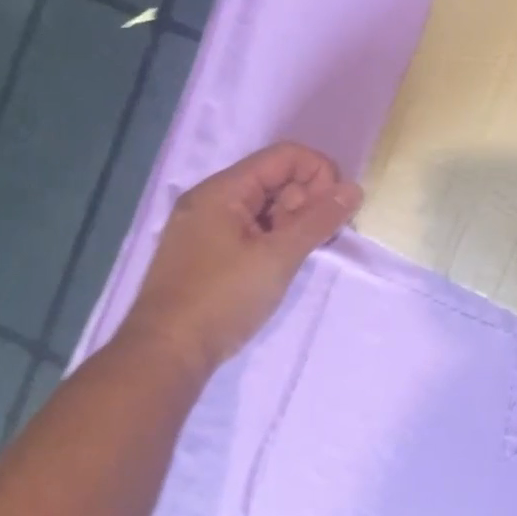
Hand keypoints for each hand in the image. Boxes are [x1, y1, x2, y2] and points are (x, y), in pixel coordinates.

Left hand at [118, 143, 362, 376]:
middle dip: (308, 199)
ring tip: (303, 253)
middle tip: (321, 237)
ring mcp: (204, 227)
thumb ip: (319, 219)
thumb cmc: (221, 300)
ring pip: (265, 205)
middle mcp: (210, 200)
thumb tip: (354, 189)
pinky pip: (250, 228)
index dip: (319, 173)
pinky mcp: (205, 253)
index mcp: (222, 190)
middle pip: (275, 177)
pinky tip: (282, 263)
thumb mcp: (278, 257)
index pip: (285, 156)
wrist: (162, 358)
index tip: (336, 209)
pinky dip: (274, 237)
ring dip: (293, 220)